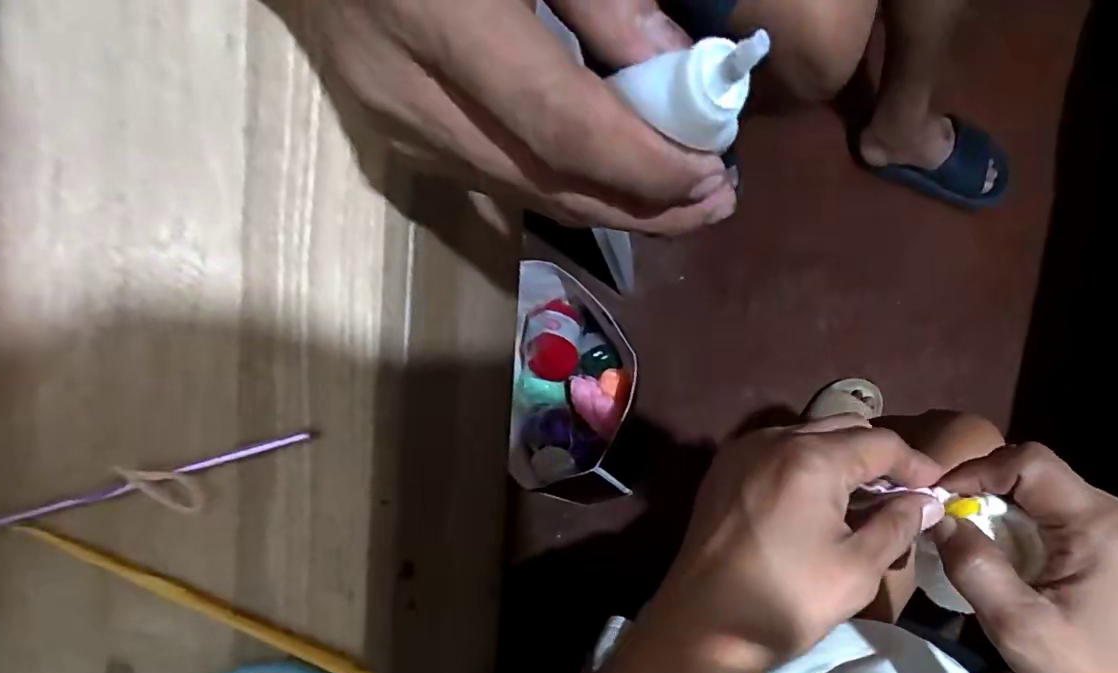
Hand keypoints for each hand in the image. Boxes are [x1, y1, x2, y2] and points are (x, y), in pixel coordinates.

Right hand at [303, 0, 735, 233]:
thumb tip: (680, 69)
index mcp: (436, 16)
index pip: (561, 127)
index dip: (642, 164)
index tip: (709, 174)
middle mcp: (412, 95)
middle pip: (552, 185)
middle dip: (645, 206)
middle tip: (714, 205)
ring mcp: (403, 133)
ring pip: (532, 198)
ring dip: (616, 209)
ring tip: (684, 204)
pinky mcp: (405, 148)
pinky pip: (506, 185)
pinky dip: (571, 190)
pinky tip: (618, 183)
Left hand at [639, 417, 944, 672]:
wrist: (701, 629)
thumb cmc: (784, 602)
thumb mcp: (857, 568)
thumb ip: (897, 524)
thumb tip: (925, 501)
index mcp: (810, 458)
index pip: (880, 442)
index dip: (916, 463)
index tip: (937, 487)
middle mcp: (772, 440)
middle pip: (843, 429)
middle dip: (878, 456)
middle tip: (902, 493)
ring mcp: (741, 453)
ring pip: (807, 437)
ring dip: (841, 459)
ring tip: (863, 498)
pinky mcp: (722, 473)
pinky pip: (776, 453)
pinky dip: (805, 466)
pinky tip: (817, 501)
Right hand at [931, 443, 1117, 672]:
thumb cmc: (1066, 665)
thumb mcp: (1012, 620)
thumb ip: (974, 565)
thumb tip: (938, 518)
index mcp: (1099, 524)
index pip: (1030, 465)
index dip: (977, 472)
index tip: (939, 500)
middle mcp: (1108, 510)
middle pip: (1032, 469)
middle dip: (980, 484)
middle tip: (942, 514)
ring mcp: (1103, 522)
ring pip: (1032, 485)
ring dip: (989, 500)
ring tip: (956, 527)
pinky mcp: (1091, 536)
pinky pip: (1038, 506)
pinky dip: (1003, 516)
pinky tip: (983, 541)